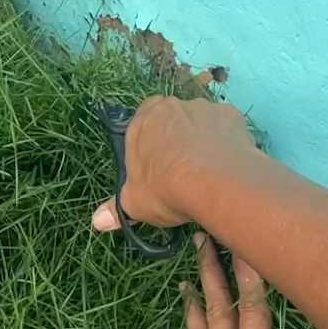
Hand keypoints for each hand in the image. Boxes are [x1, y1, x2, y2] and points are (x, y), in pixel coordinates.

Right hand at [91, 97, 255, 231]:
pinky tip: (227, 160)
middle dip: (175, 137)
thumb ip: (115, 208)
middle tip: (181, 167)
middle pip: (170, 119)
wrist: (215, 183)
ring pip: (199, 120)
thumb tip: (97, 221)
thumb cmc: (166, 189)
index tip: (155, 164)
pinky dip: (226, 139)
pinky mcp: (230, 114)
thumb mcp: (135, 203)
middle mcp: (170, 107)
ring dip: (202, 137)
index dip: (149, 143)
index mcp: (141, 121)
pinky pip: (225, 125)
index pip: (140, 124)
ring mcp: (202, 108)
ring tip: (208, 167)